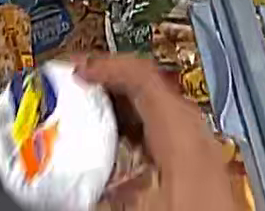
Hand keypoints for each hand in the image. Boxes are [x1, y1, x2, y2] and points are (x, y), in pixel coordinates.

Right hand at [76, 54, 236, 210]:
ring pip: (158, 113)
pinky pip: (166, 137)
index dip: (106, 66)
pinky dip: (137, 134)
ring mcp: (205, 156)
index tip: (78, 69)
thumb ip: (96, 191)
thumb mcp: (137, 207)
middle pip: (149, 89)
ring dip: (122, 110)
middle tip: (78, 85)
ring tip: (89, 115)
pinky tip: (117, 158)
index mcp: (183, 135)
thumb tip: (59, 189)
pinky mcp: (205, 178)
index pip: (142, 76)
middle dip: (110, 84)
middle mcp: (198, 137)